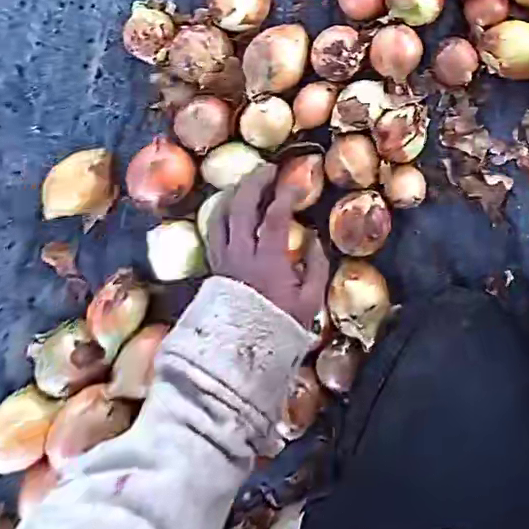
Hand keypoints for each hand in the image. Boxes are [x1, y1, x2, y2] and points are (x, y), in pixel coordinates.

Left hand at [207, 174, 329, 329]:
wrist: (237, 359)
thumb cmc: (277, 329)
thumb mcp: (308, 301)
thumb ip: (315, 267)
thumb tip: (314, 239)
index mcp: (266, 261)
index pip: (273, 217)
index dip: (285, 195)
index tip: (296, 183)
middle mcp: (239, 255)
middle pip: (240, 207)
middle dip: (255, 183)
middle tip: (269, 169)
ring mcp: (222, 260)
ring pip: (220, 216)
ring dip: (235, 194)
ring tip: (248, 182)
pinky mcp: (214, 267)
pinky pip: (213, 231)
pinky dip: (222, 212)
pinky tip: (230, 208)